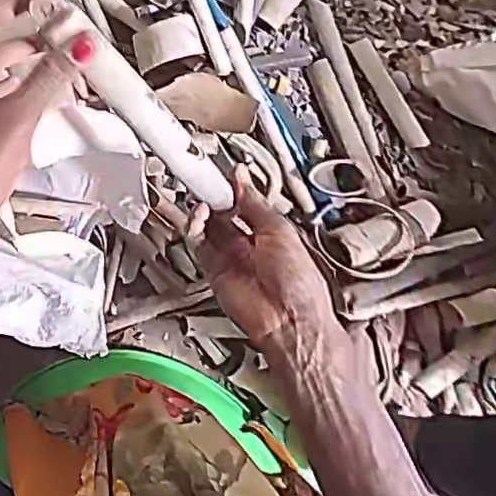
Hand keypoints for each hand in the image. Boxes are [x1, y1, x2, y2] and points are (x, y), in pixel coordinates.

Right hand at [198, 178, 353, 375]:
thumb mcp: (280, 230)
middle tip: (208, 184)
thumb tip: (242, 178)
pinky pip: (198, 245)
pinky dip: (195, 229)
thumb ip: (254, 203)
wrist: (289, 320)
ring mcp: (230, 257)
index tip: (224, 174)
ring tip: (204, 202)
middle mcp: (248, 243)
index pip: (244, 202)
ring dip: (203, 211)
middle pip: (223, 212)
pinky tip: (199, 218)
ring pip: (207, 226)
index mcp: (270, 232)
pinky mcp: (214, 270)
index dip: (233, 188)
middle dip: (215, 197)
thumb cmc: (300, 284)